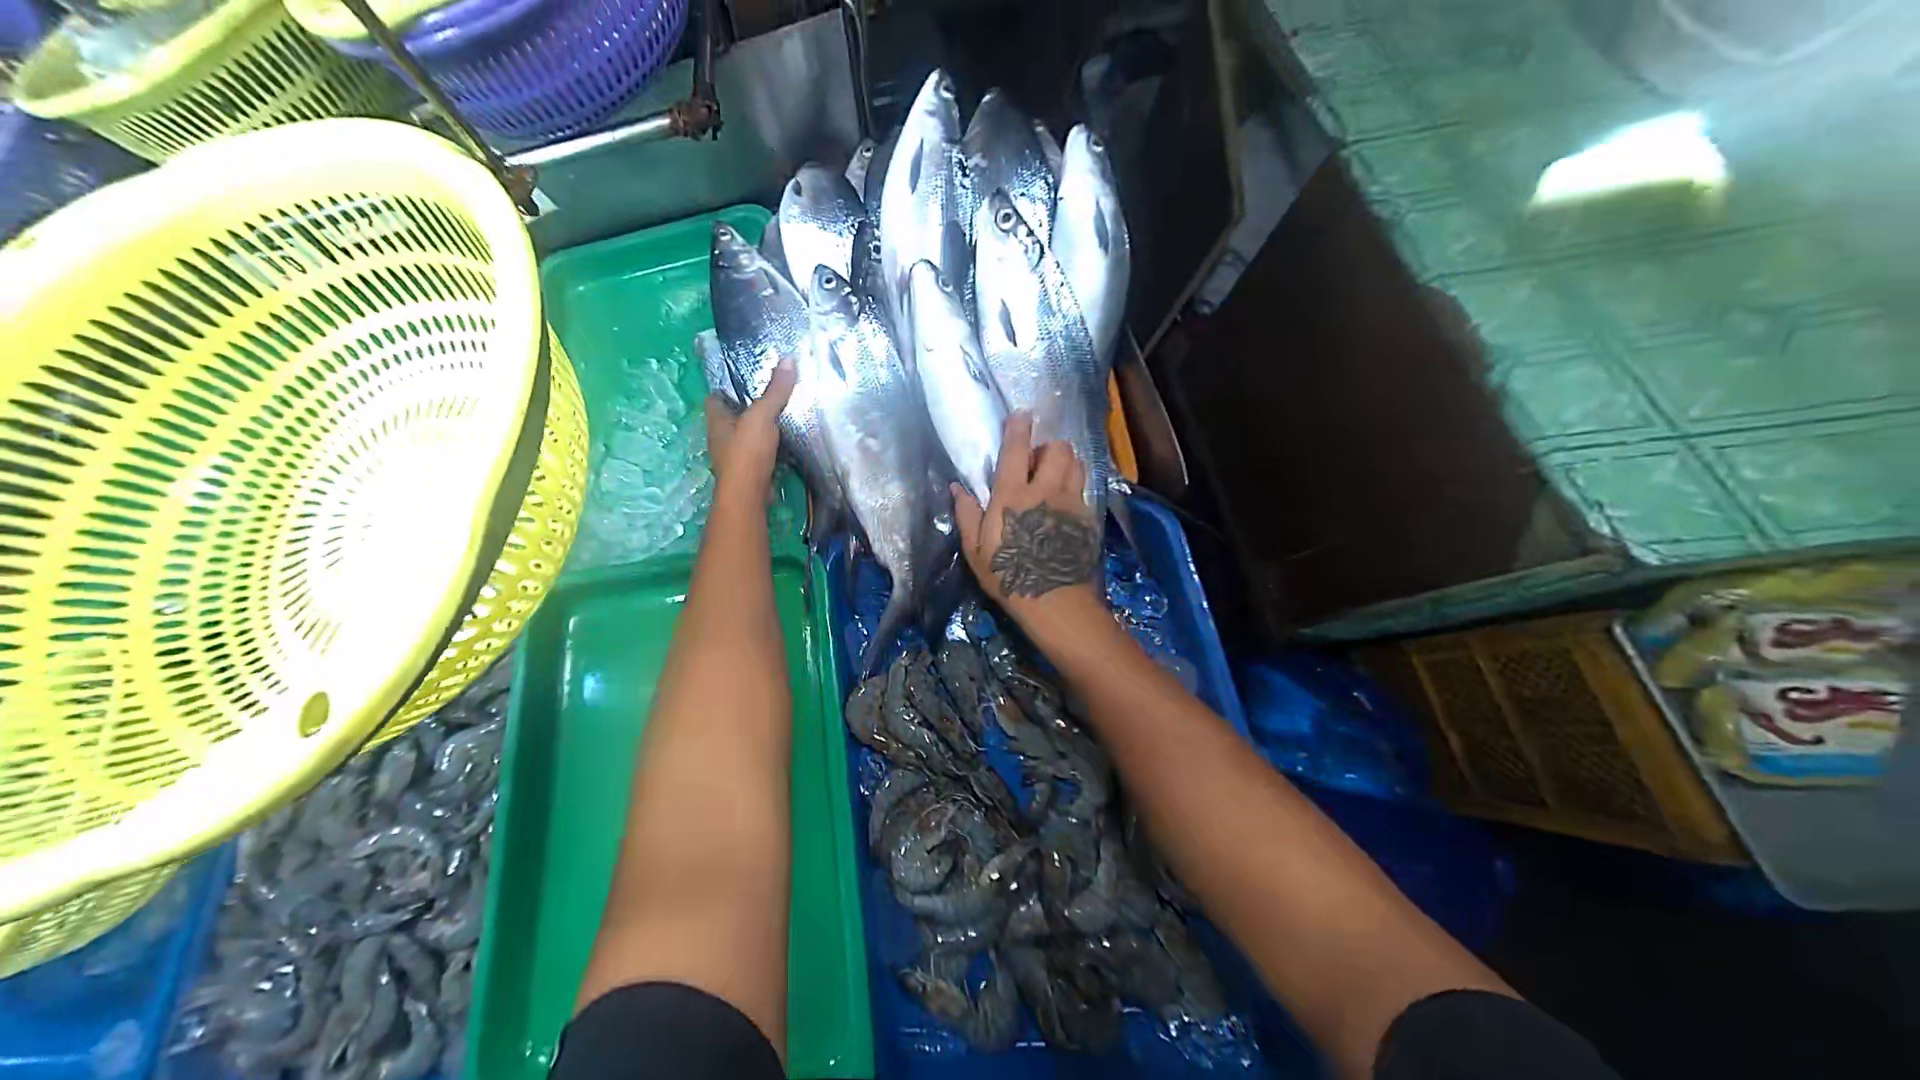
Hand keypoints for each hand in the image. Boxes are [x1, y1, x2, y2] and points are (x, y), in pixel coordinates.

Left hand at [707, 357, 794, 504]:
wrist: (749, 495)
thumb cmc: (748, 451)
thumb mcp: (762, 415)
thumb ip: (775, 391)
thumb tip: (788, 360)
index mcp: (716, 421)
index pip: (715, 398)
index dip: (726, 388)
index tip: (746, 380)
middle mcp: (720, 438)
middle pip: (730, 418)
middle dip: (746, 409)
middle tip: (768, 397)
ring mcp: (732, 457)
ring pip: (743, 437)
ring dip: (757, 430)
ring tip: (779, 417)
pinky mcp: (747, 472)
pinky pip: (756, 454)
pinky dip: (767, 448)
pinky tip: (783, 444)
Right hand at [951, 412, 1103, 624]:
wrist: (1054, 601)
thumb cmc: (1008, 576)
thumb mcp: (976, 550)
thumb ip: (967, 514)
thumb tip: (957, 488)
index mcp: (1013, 495)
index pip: (1017, 449)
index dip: (1018, 428)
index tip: (1022, 415)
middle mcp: (1046, 490)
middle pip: (1058, 449)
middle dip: (1048, 448)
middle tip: (1036, 464)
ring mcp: (1071, 503)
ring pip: (1076, 464)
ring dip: (1065, 463)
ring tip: (1054, 478)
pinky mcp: (1087, 519)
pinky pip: (1084, 490)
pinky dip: (1075, 488)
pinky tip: (1065, 505)